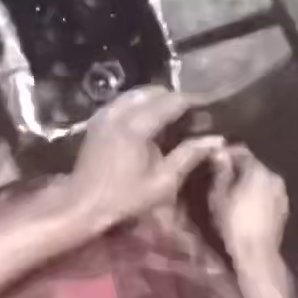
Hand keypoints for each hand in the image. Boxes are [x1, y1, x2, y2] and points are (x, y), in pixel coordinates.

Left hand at [68, 86, 222, 229]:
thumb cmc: (123, 199)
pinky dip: (141, 104)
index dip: (194, 101)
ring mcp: (105, 114)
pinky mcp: (98, 120)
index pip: (172, 101)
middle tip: (195, 114)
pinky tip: (151, 120)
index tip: (212, 105)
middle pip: (154, 92)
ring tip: (175, 116)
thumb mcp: (162, 183)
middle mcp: (119, 112)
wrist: (81, 205)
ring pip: (138, 93)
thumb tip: (216, 139)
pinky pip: (124, 101)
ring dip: (158, 100)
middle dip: (176, 99)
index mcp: (136, 127)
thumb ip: (188, 156)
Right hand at [209, 145, 289, 262]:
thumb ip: (221, 171)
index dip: (226, 152)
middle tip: (221, 177)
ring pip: (261, 180)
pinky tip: (246, 206)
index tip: (214, 158)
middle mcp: (274, 177)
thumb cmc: (233, 223)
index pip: (241, 151)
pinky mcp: (284, 208)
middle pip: (253, 165)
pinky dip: (257, 194)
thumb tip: (220, 152)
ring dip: (248, 182)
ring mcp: (282, 193)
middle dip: (238, 168)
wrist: (257, 254)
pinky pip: (268, 194)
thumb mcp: (219, 196)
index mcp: (258, 170)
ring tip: (233, 193)